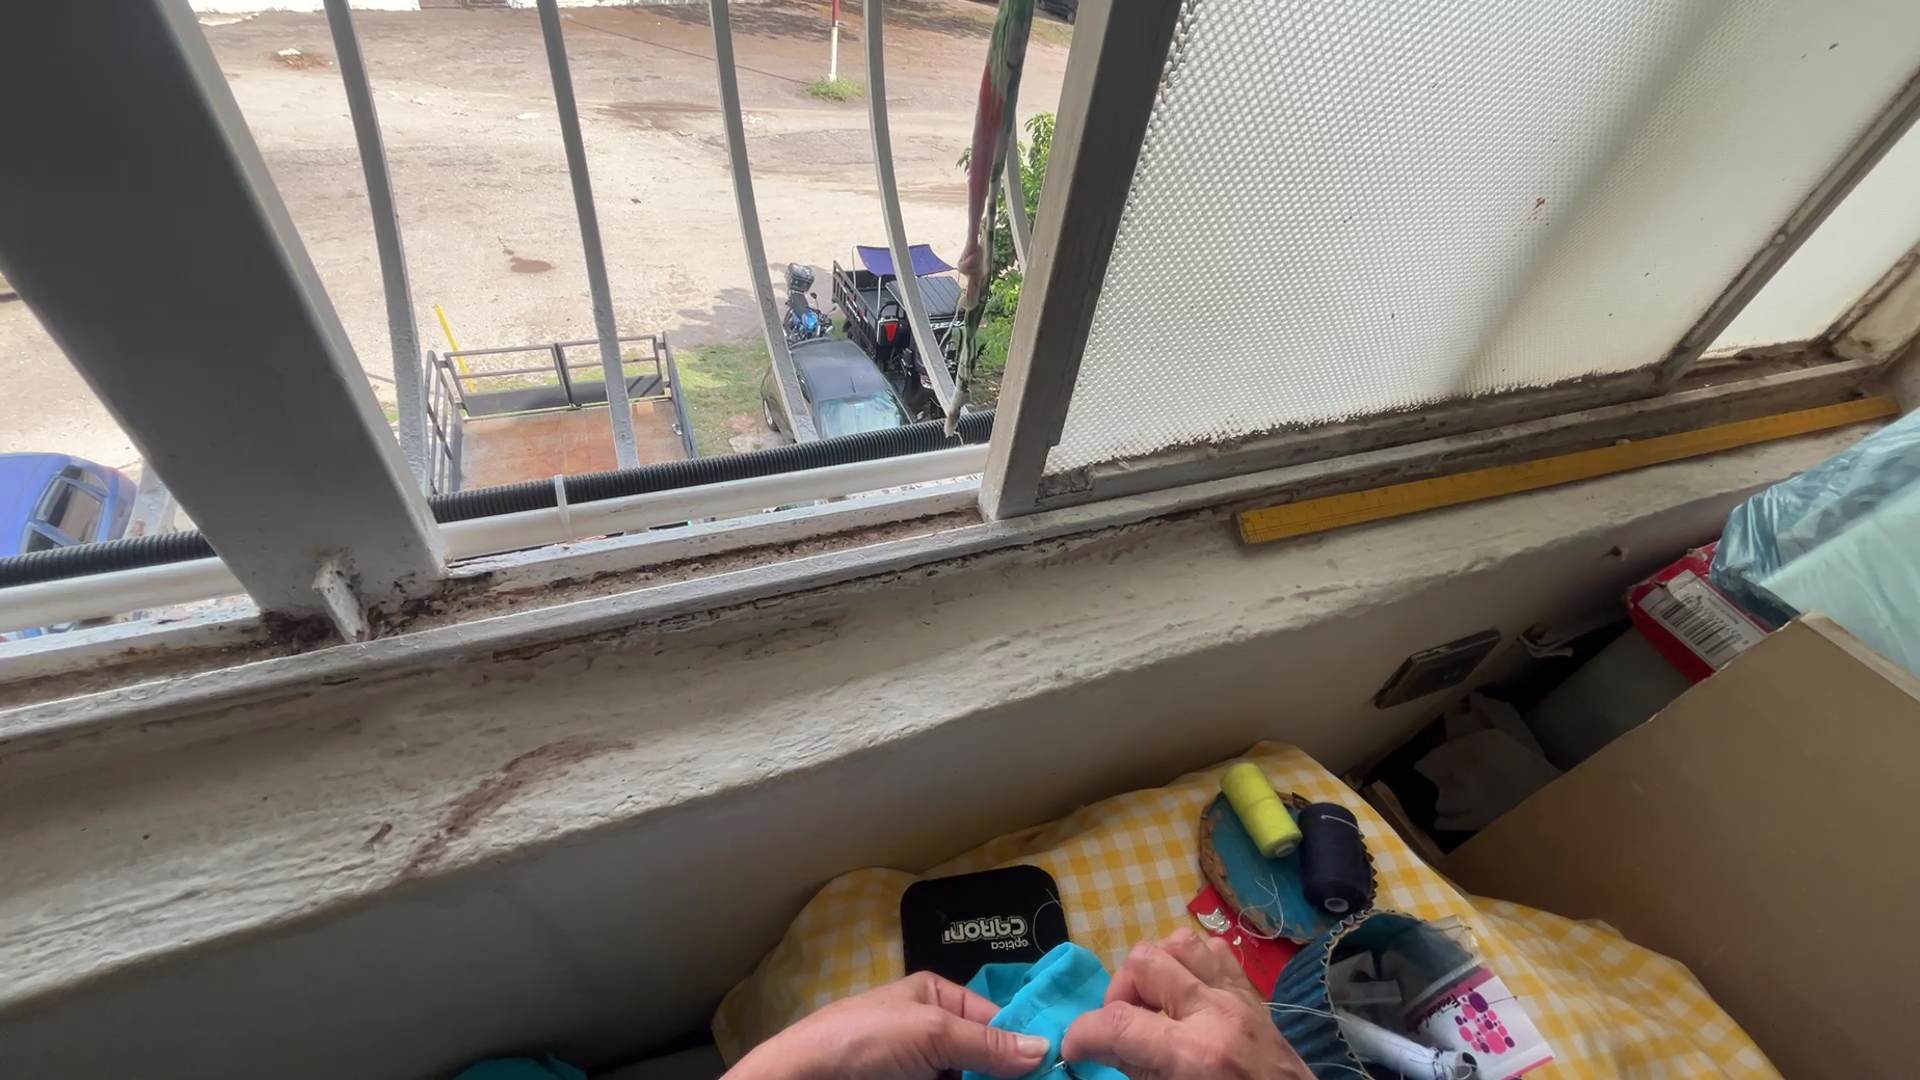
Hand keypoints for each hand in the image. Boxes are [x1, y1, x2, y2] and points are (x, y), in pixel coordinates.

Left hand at [726, 971, 1049, 1079]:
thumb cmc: (866, 1040)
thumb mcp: (930, 1032)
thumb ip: (986, 1044)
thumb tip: (1045, 1049)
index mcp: (937, 996)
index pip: (994, 1017)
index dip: (1025, 1040)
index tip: (1060, 1064)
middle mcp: (934, 1032)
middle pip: (987, 1057)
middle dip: (1011, 1072)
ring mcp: (924, 1069)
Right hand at [1063, 929, 1312, 1079]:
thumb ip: (1136, 1071)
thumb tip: (1097, 1048)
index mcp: (1197, 1056)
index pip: (1118, 1024)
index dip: (1083, 1034)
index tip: (1072, 1049)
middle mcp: (1216, 1013)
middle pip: (1144, 963)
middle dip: (1119, 993)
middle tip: (1121, 1029)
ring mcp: (1239, 998)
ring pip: (1178, 942)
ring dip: (1156, 969)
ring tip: (1153, 1005)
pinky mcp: (1254, 996)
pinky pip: (1214, 951)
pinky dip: (1191, 964)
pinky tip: (1186, 993)